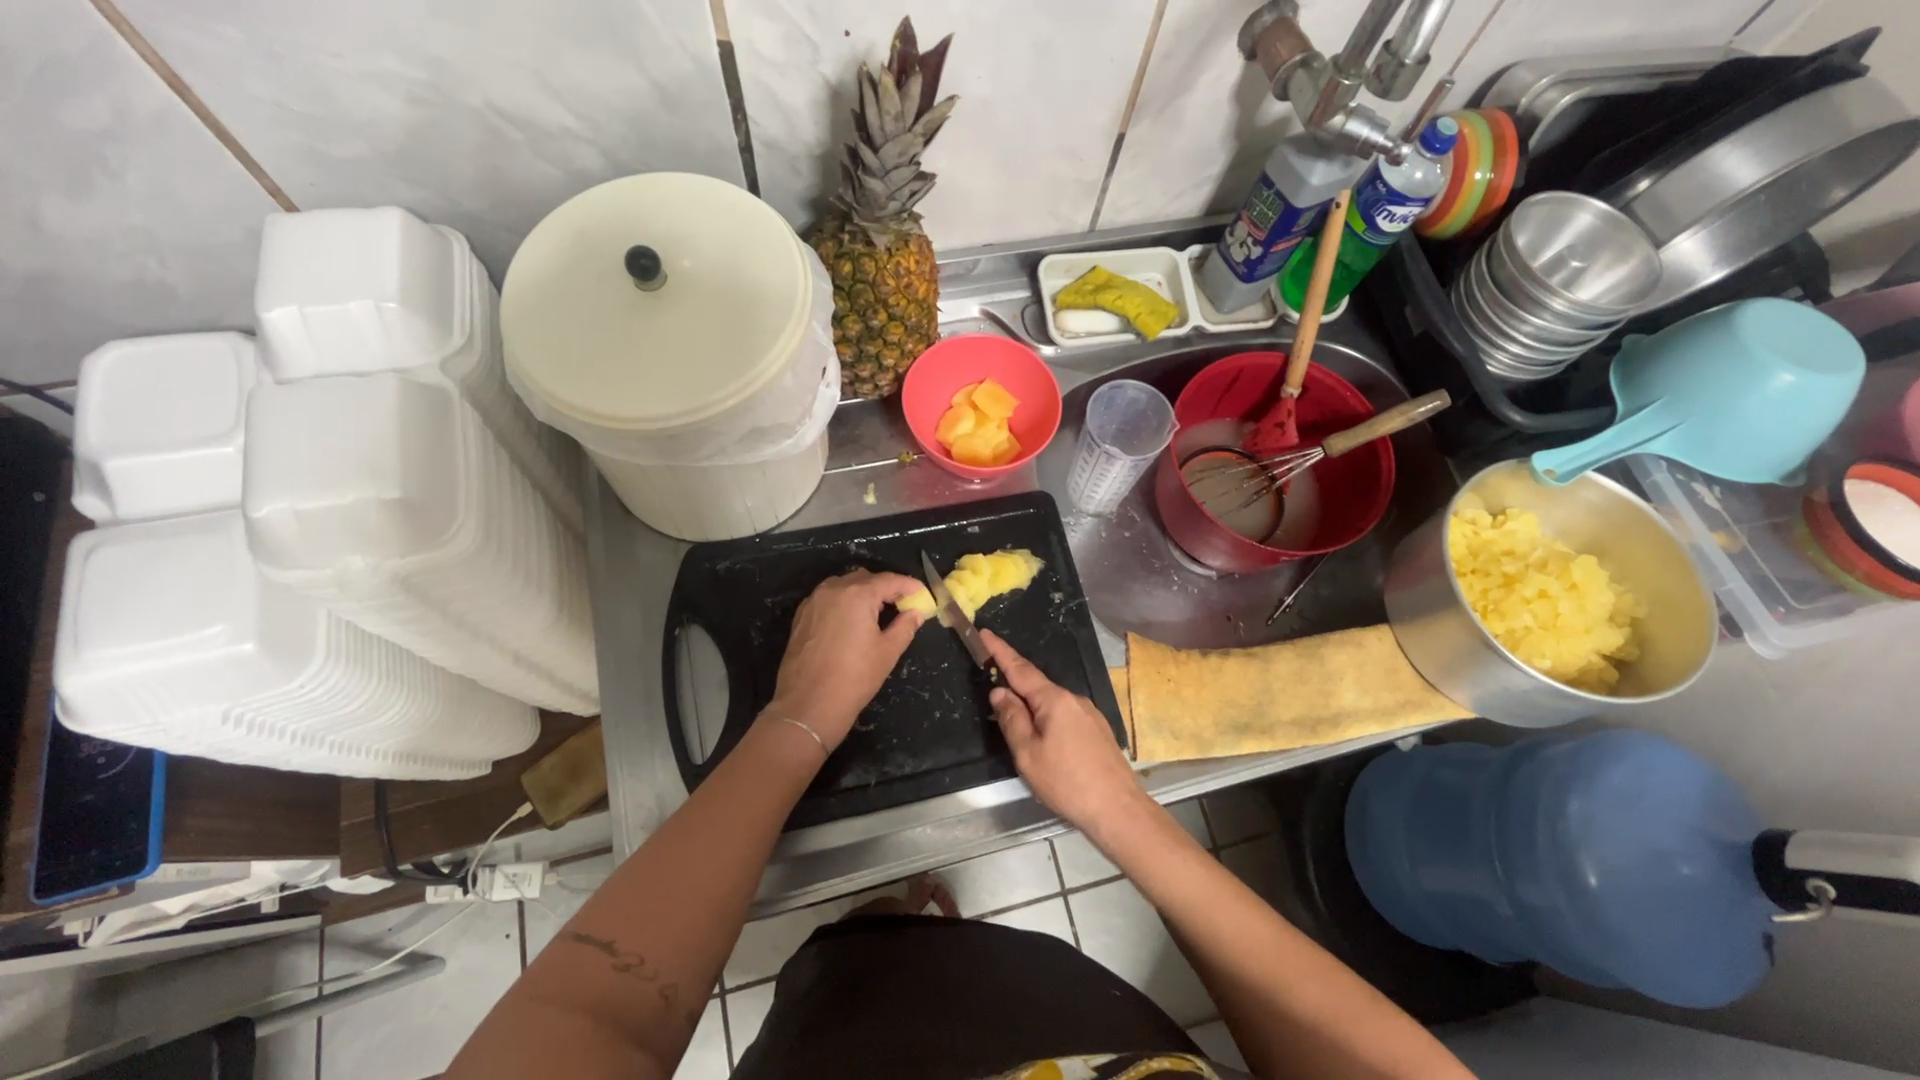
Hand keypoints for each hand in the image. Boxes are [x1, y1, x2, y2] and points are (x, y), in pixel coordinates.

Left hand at [766, 569, 927, 749]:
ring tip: (876, 613)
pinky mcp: (801, 617)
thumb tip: (916, 612)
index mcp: (857, 595)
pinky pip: (827, 598)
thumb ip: (905, 626)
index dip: (908, 585)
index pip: (889, 580)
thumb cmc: (854, 678)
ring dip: (862, 593)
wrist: (808, 705)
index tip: (922, 594)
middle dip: (885, 588)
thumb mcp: (888, 652)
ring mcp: (813, 602)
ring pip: (843, 586)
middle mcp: (832, 590)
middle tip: (901, 605)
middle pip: (865, 578)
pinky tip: (850, 621)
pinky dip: (843, 602)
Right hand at [982, 630, 1145, 831]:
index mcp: (1054, 700)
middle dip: (1015, 687)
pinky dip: (1048, 720)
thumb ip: (1012, 719)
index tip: (984, 633)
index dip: (1000, 652)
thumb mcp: (1028, 754)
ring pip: (1052, 705)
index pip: (1020, 669)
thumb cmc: (1066, 782)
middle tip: (993, 697)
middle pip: (1037, 687)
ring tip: (1019, 733)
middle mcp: (1074, 700)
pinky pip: (1064, 717)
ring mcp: (1089, 715)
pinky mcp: (1097, 731)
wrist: (1117, 808)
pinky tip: (1045, 743)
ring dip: (1032, 709)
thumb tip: (1000, 692)